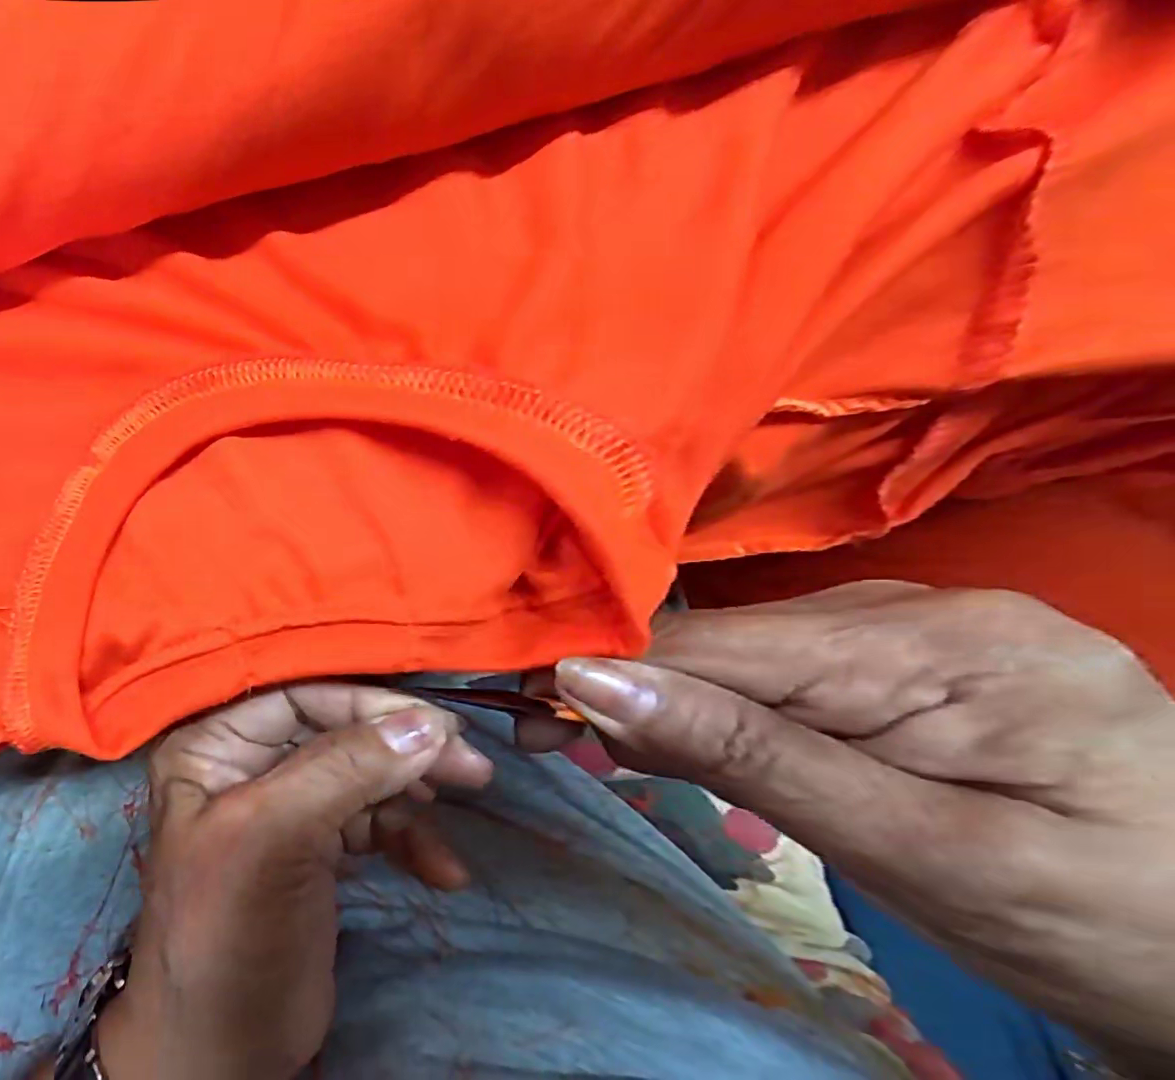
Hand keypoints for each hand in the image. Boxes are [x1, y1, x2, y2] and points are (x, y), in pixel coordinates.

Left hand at [95, 683, 490, 1079]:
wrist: (221, 1050)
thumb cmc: (227, 930)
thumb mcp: (273, 837)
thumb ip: (344, 771)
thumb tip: (426, 723)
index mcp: (212, 744)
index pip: (296, 696)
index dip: (364, 704)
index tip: (435, 723)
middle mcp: (245, 763)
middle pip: (336, 732)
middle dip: (399, 747)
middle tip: (469, 767)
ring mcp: (283, 805)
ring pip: (361, 775)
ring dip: (412, 792)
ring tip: (455, 808)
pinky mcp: (316, 847)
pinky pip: (371, 822)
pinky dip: (409, 839)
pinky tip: (441, 870)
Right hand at [545, 582, 1174, 1073]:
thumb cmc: (1111, 924)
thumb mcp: (919, 853)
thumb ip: (743, 755)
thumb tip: (586, 682)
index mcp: (933, 643)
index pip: (710, 646)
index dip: (602, 674)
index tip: (521, 713)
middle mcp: (907, 606)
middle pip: (715, 644)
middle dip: (625, 692)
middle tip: (549, 743)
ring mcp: (900, 627)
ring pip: (729, 656)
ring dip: (661, 703)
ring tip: (607, 748)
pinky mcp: (892, 659)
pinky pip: (766, 671)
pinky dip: (710, 708)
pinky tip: (681, 736)